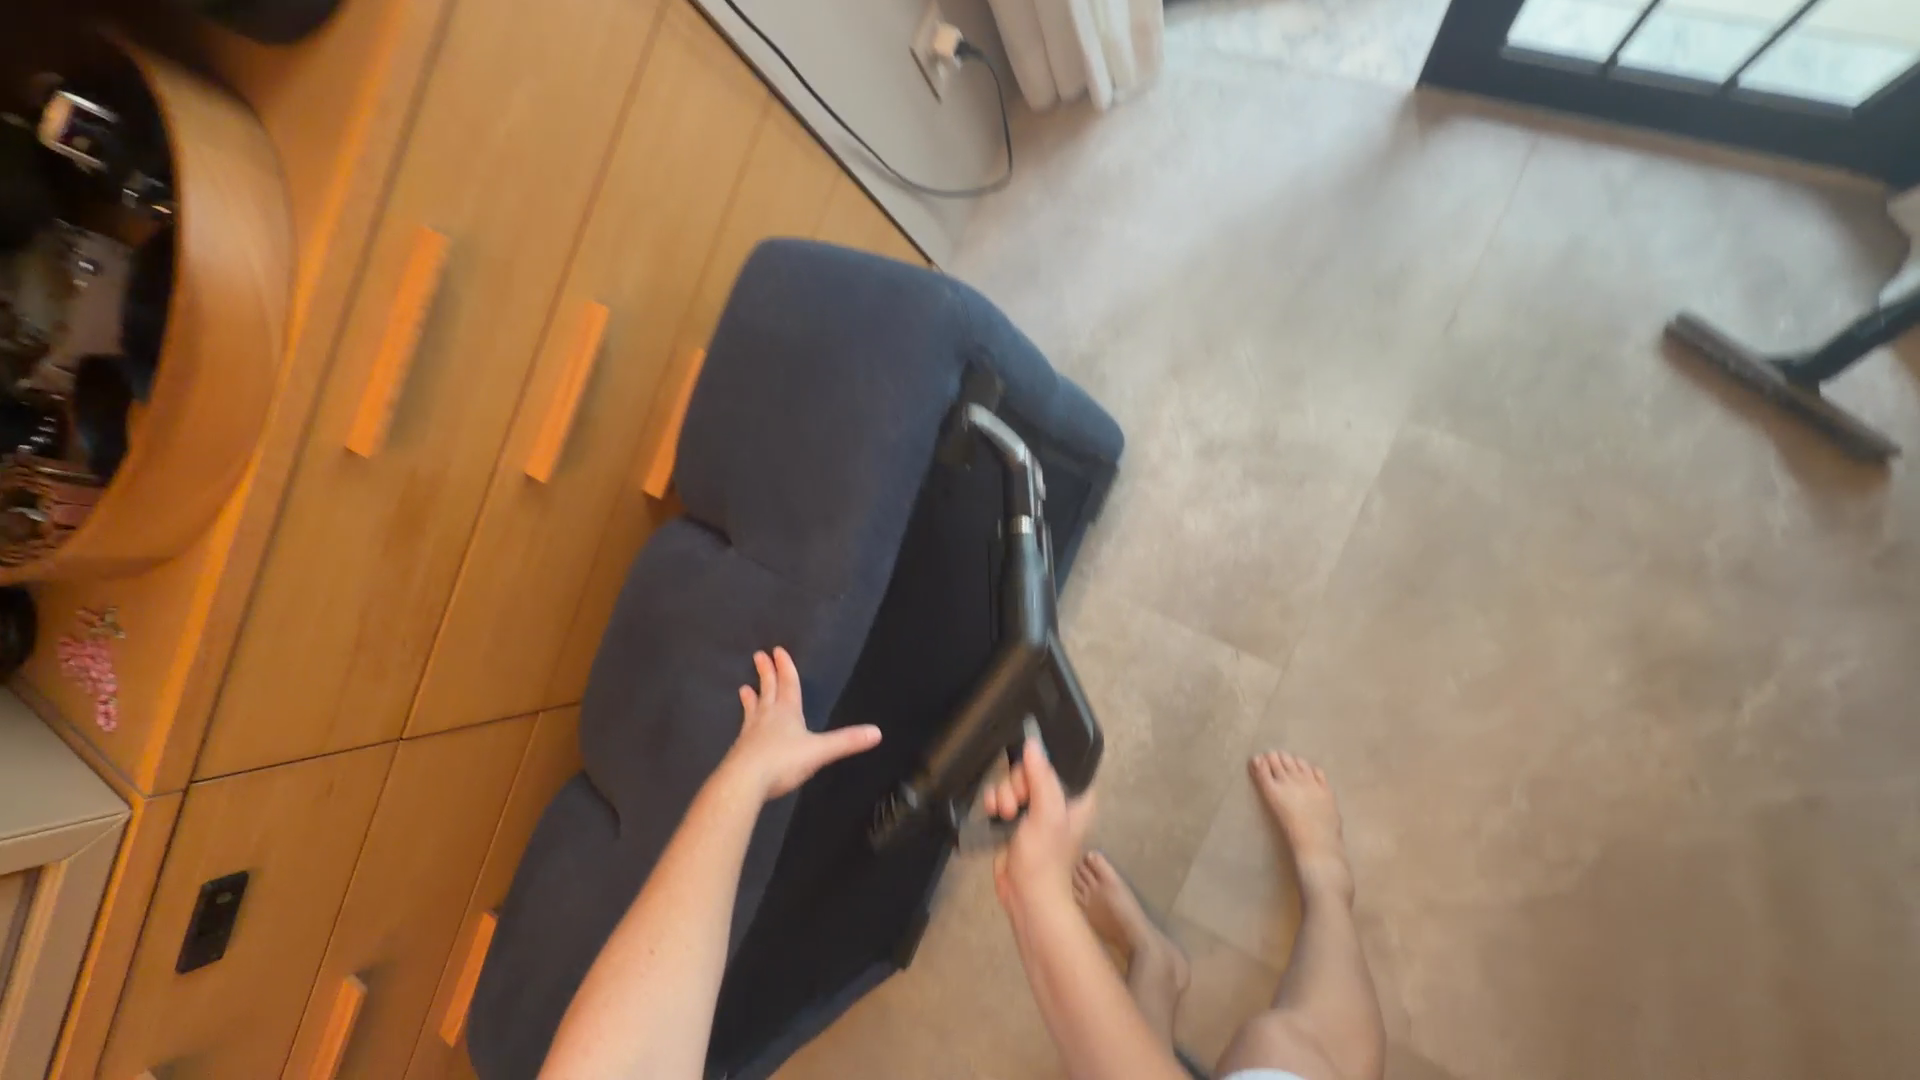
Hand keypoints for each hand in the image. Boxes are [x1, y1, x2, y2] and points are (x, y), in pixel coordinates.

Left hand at [722, 647, 880, 800]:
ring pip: (753, 709)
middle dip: (767, 673)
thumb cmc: (783, 761)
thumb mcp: (820, 751)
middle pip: (768, 690)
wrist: (743, 782)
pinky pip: (745, 730)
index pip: (788, 684)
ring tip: (744, 688)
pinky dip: (746, 722)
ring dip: (751, 698)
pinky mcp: (740, 750)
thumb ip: (847, 741)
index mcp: (787, 712)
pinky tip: (743, 729)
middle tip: (759, 655)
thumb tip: (877, 732)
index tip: (777, 650)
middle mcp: (768, 717)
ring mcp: (751, 733)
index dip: (785, 667)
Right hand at [983, 738, 1095, 913]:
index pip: (1061, 763)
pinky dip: (995, 801)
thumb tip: (1032, 743)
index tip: (1032, 775)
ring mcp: (1035, 810)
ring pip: (1014, 782)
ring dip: (1003, 794)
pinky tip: (993, 813)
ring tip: (1004, 813)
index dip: (1043, 764)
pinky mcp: (1015, 820)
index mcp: (1077, 797)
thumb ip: (1041, 777)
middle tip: (1016, 802)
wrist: (1026, 897)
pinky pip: (1002, 796)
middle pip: (1031, 770)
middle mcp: (1057, 800)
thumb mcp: (1048, 814)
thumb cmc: (1045, 858)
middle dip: (1017, 783)